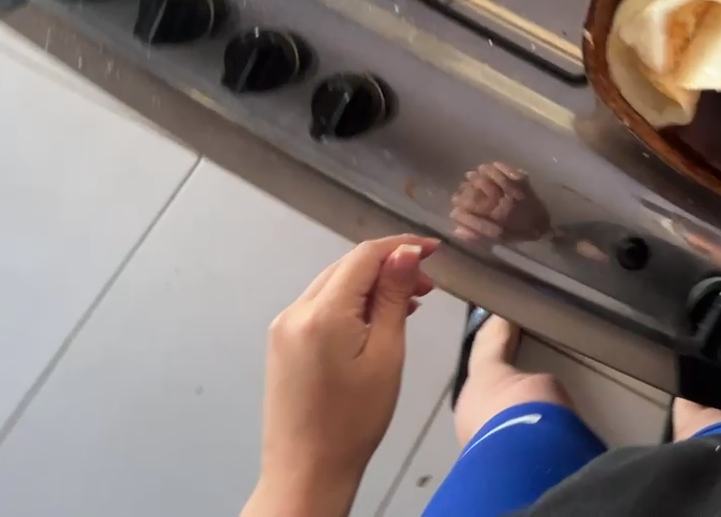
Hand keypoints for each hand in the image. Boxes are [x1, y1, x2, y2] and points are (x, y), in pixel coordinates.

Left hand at [245, 235, 437, 516]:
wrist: (306, 474)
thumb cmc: (355, 418)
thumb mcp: (387, 353)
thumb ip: (394, 295)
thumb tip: (406, 251)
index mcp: (322, 312)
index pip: (365, 256)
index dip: (402, 245)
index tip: (436, 249)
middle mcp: (296, 310)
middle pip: (349, 266)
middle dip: (391, 265)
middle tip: (428, 285)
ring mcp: (285, 327)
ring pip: (337, 283)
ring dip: (374, 283)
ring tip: (411, 303)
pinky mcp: (284, 342)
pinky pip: (324, 304)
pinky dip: (354, 301)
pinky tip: (379, 317)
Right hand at [450, 163, 550, 243]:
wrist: (543, 223)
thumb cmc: (519, 231)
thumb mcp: (498, 237)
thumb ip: (477, 233)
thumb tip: (457, 229)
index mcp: (496, 216)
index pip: (473, 208)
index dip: (461, 206)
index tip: (454, 206)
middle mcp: (503, 201)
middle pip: (480, 189)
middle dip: (467, 188)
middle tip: (461, 187)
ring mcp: (514, 190)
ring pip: (493, 177)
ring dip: (481, 174)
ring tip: (473, 173)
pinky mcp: (523, 181)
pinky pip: (508, 171)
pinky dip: (499, 166)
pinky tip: (492, 164)